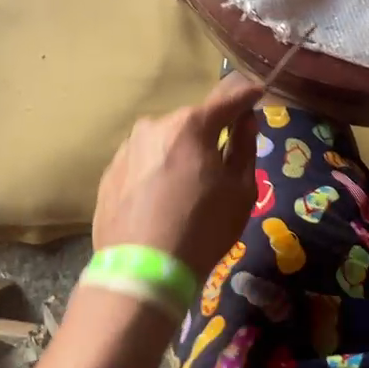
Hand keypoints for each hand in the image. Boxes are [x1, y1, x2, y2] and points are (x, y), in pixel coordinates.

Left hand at [92, 74, 264, 275]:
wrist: (143, 273)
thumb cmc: (203, 228)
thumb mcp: (241, 190)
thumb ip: (245, 146)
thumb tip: (245, 120)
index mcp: (191, 125)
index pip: (228, 99)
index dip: (247, 96)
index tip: (259, 93)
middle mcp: (155, 126)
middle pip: (193, 122)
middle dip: (210, 133)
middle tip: (221, 158)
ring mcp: (127, 149)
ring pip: (165, 141)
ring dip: (180, 152)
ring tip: (187, 186)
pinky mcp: (109, 174)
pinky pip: (143, 163)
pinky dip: (156, 172)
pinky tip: (162, 200)